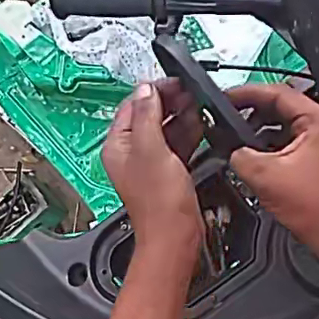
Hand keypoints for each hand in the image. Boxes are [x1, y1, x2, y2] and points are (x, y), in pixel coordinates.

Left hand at [103, 80, 204, 266]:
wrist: (175, 236)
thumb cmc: (159, 203)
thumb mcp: (151, 148)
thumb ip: (147, 115)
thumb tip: (146, 90)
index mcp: (118, 146)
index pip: (132, 106)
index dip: (153, 91)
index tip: (174, 83)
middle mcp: (131, 153)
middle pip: (149, 115)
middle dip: (170, 102)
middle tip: (189, 93)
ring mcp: (150, 163)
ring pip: (165, 129)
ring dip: (181, 116)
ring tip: (197, 106)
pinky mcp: (168, 172)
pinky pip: (177, 145)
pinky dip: (188, 134)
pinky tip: (200, 126)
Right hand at [224, 83, 318, 247]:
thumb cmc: (309, 205)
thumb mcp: (263, 175)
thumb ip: (240, 155)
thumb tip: (232, 148)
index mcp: (317, 121)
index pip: (278, 93)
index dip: (247, 93)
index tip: (228, 96)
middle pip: (279, 103)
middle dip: (250, 108)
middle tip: (228, 110)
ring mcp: (316, 137)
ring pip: (279, 119)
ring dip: (256, 124)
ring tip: (236, 130)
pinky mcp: (309, 150)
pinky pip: (282, 134)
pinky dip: (264, 138)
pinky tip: (249, 148)